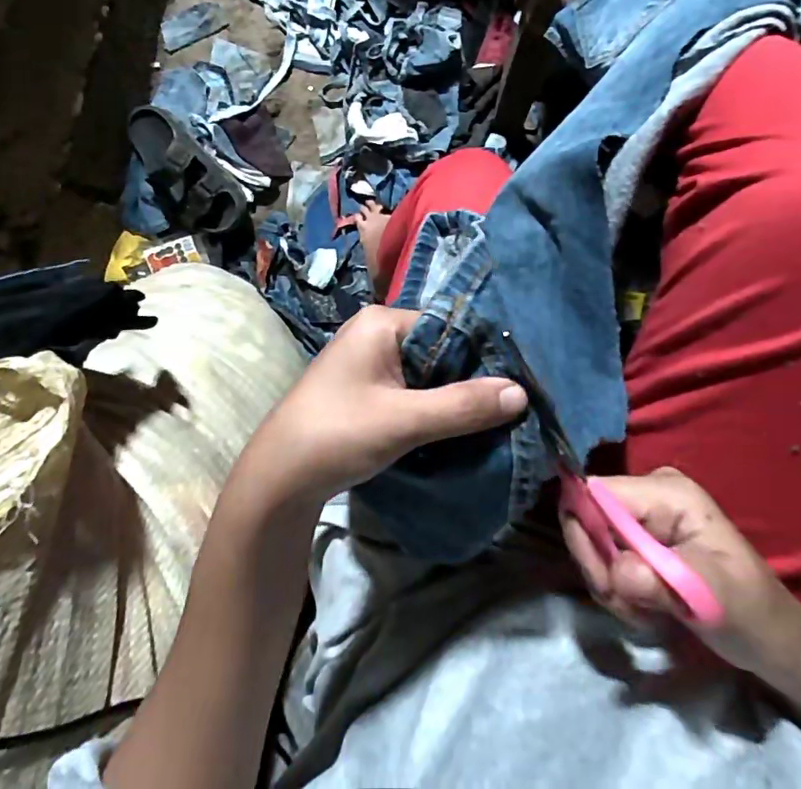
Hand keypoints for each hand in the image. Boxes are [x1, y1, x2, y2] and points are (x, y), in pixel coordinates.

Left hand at [233, 306, 528, 508]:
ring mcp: (372, 362)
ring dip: (457, 394)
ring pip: (431, 372)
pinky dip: (438, 405)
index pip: (449, 324)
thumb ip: (462, 405)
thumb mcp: (404, 420)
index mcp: (382, 322)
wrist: (278, 479)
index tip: (522, 376)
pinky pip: (417, 389)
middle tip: (517, 399)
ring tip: (500, 413)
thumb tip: (522, 393)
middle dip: (474, 375)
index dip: (484, 351)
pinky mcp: (371, 389)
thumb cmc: (336, 435)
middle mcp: (378, 333)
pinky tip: (465, 423)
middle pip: (442, 348)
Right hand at [561, 467, 800, 687]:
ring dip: (609, 584)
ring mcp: (644, 514)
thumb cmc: (750, 611)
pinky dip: (616, 588)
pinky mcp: (640, 537)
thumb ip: (662, 582)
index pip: (598, 492)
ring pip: (593, 541)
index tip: (606, 583)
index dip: (587, 533)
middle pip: (588, 516)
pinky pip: (605, 556)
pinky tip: (643, 609)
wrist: (772, 638)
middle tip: (627, 607)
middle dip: (600, 566)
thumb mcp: (712, 596)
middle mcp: (650, 492)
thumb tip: (618, 572)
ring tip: (643, 614)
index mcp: (669, 492)